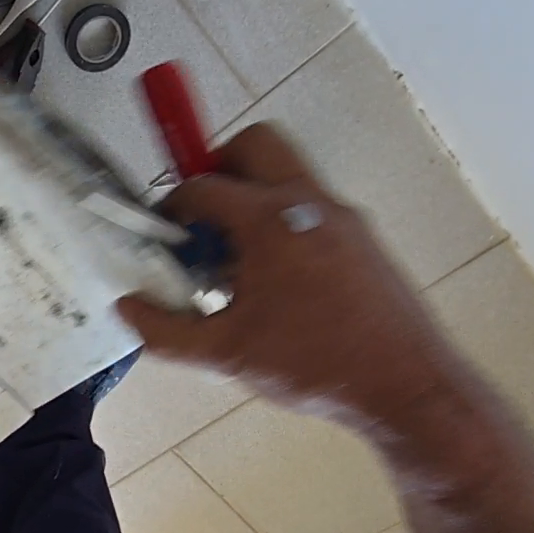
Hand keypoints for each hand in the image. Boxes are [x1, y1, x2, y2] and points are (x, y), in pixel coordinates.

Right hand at [117, 124, 466, 432]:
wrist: (406, 388)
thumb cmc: (315, 365)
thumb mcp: (223, 354)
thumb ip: (163, 330)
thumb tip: (127, 307)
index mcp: (271, 224)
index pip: (205, 186)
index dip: (172, 205)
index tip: (161, 231)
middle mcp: (310, 206)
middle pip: (255, 145)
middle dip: (217, 166)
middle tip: (198, 214)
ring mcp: (342, 218)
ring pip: (286, 174)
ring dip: (248, 198)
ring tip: (229, 258)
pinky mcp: (361, 239)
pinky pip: (307, 208)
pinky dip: (277, 223)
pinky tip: (267, 281)